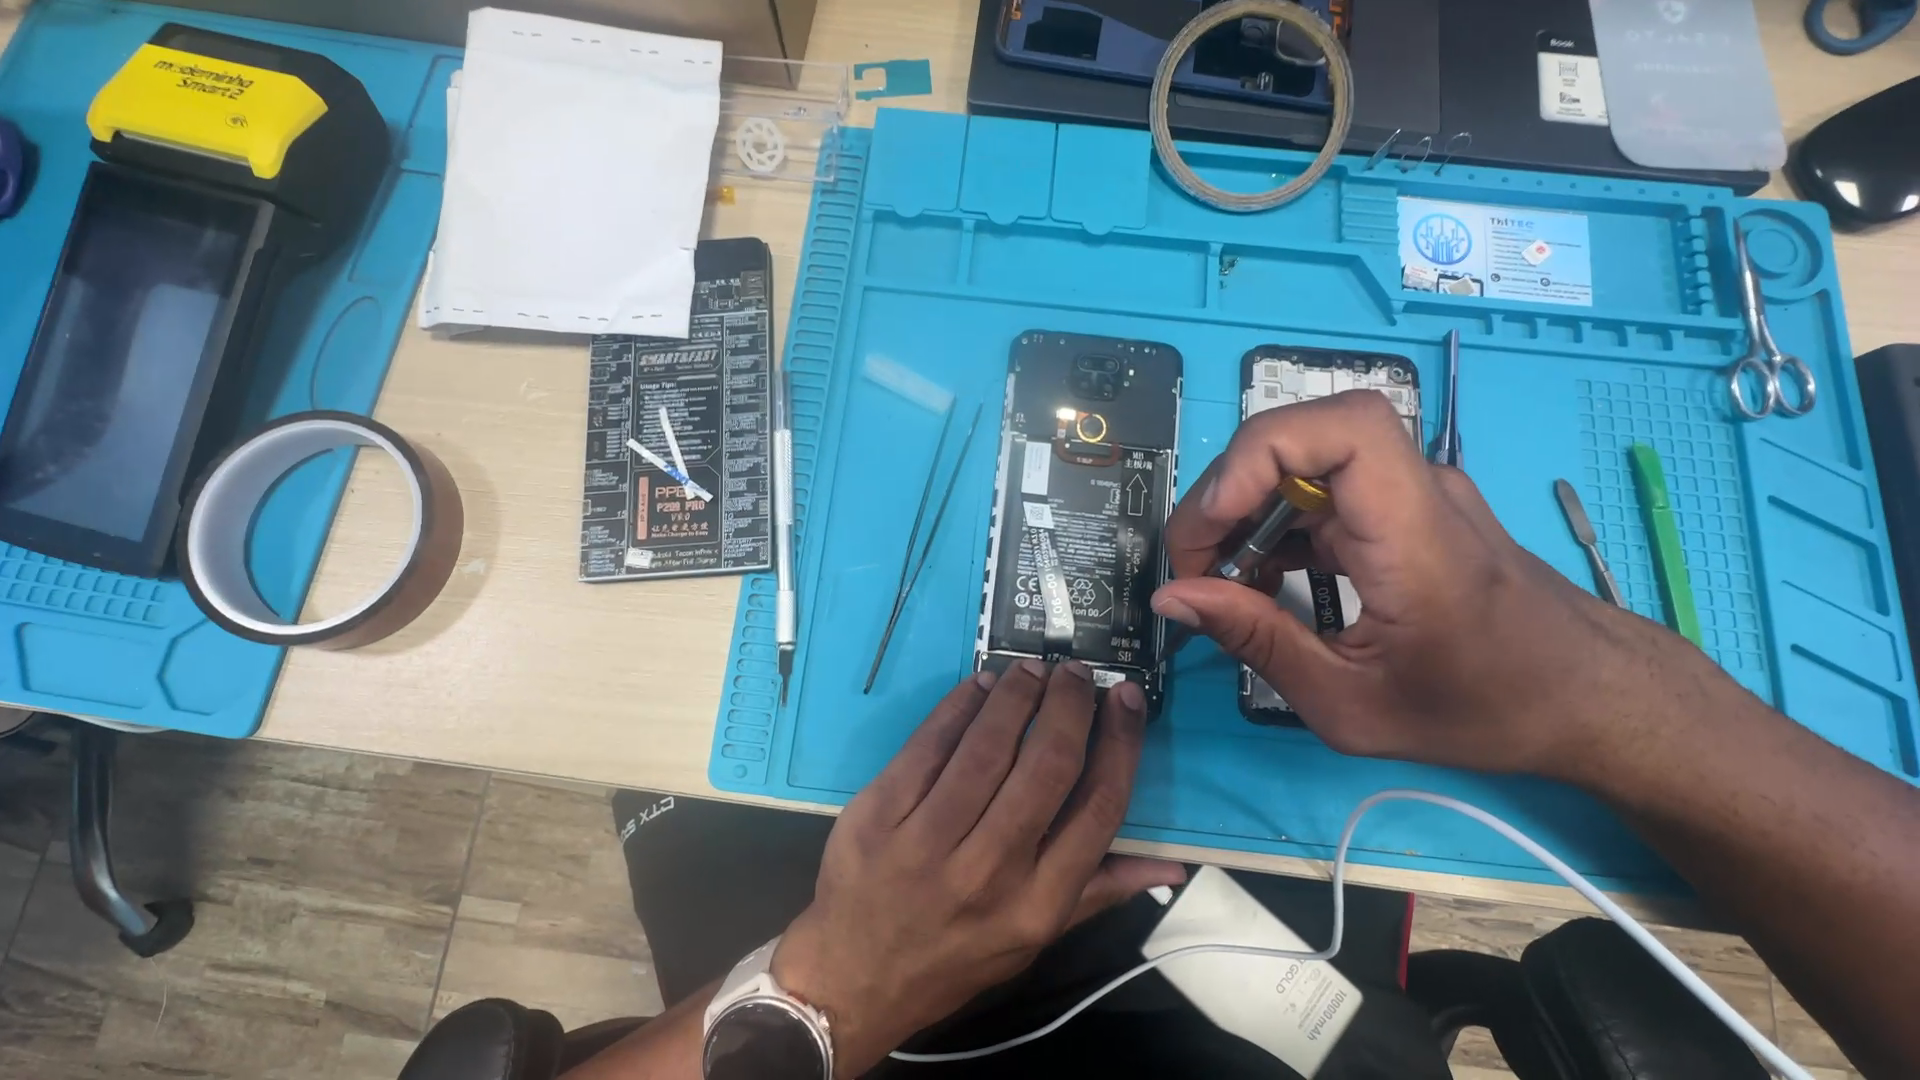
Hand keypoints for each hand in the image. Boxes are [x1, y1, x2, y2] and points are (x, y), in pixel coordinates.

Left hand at [769, 661, 1183, 1076]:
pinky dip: (959, 706)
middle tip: (1075, 671)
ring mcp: (927, 840)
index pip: (1098, 808)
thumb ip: (1100, 891)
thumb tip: (1171, 861)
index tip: (1125, 699)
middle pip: (1046, 767)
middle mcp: (989, 871)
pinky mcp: (878, 813)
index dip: (1119, 744)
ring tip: (1032, 669)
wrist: (855, 975)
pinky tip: (980, 685)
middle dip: (1069, 706)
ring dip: (1017, 695)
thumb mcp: (1034, 939)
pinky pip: (928, 744)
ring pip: (987, 747)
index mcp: (1038, 903)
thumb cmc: (956, 954)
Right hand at [1150, 389, 1729, 781]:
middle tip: (1194, 571)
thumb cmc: (1483, 710)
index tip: (1213, 527)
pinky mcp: (1400, 509)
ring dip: (1240, 513)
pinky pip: (1318, 494)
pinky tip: (1259, 583)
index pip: (1344, 427)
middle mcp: (1416, 492)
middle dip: (1225, 496)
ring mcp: (1409, 494)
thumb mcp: (1351, 704)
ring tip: (1218, 584)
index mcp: (1415, 538)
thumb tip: (1171, 597)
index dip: (1257, 456)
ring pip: (1299, 464)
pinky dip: (1271, 527)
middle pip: (1300, 439)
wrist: (1592, 699)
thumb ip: (1257, 643)